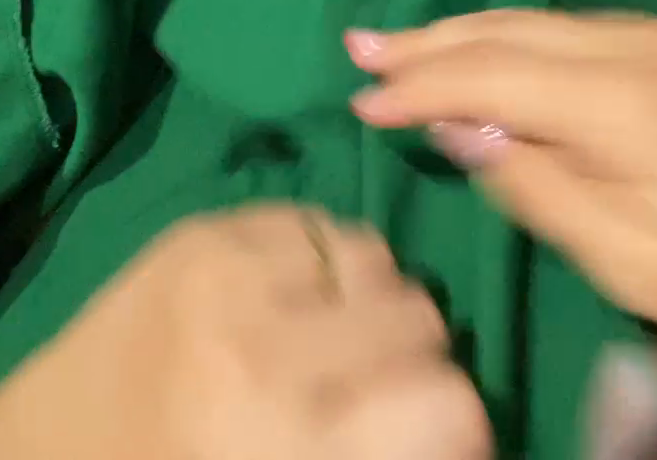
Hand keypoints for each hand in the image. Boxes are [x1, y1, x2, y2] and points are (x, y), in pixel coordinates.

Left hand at [0, 205, 490, 459]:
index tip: (437, 430)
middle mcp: (263, 343)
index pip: (449, 401)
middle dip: (409, 355)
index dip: (458, 420)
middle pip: (415, 311)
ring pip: (367, 250)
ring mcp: (225, 268)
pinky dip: (311, 257)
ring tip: (325, 332)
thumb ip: (377, 447)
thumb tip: (456, 415)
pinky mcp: (198, 229)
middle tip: (372, 385)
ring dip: (361, 297)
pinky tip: (282, 293)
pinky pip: (305, 219)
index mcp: (288, 439)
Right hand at [347, 10, 656, 361]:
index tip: (361, 99)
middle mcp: (636, 43)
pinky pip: (567, 30)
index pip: (493, 76)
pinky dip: (510, 39)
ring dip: (463, 34)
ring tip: (401, 43)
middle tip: (357, 45)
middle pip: (507, 31)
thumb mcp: (634, 260)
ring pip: (535, 22)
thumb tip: (459, 128)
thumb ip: (538, 185)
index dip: (421, 86)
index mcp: (626, 97)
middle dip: (427, 41)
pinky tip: (484, 49)